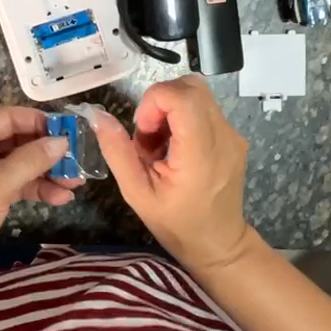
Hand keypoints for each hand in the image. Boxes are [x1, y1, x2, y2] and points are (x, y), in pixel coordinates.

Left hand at [0, 107, 77, 280]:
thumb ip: (29, 161)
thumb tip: (61, 142)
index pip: (7, 119)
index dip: (38, 123)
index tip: (68, 132)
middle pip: (17, 140)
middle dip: (46, 151)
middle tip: (76, 160)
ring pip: (21, 164)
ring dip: (47, 173)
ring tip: (75, 183)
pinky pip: (18, 184)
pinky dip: (38, 189)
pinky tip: (61, 198)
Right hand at [92, 76, 252, 273]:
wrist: (218, 244)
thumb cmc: (176, 224)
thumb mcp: (137, 193)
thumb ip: (117, 151)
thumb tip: (97, 115)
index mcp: (200, 154)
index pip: (182, 96)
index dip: (153, 102)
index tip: (143, 131)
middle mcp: (223, 137)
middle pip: (191, 86)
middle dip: (160, 101)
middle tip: (149, 136)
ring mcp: (232, 135)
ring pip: (198, 94)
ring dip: (171, 109)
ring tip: (161, 145)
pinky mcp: (233, 137)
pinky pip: (205, 109)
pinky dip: (183, 118)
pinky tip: (176, 148)